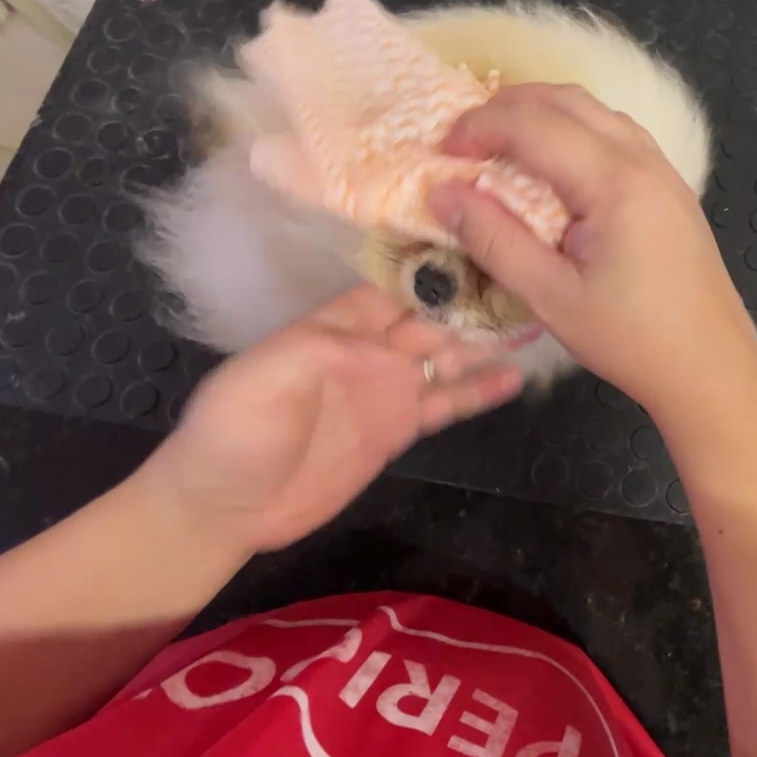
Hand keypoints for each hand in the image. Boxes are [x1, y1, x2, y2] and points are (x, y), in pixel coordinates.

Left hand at [139, 285, 522, 553]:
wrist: (226, 508)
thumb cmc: (235, 433)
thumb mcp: (261, 379)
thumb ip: (323, 350)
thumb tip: (389, 344)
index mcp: (336, 326)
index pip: (393, 287)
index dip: (432, 269)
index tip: (479, 247)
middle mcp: (371, 350)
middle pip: (431, 318)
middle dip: (472, 301)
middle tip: (523, 284)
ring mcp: (389, 390)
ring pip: (448, 356)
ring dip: (485, 341)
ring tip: (530, 323)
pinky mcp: (401, 428)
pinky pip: (448, 403)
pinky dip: (480, 391)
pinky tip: (513, 378)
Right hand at [428, 83, 756, 415]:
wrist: (711, 366)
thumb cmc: (632, 339)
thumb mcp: (551, 297)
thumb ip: (494, 240)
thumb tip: (442, 195)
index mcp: (615, 181)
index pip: (533, 123)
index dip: (479, 127)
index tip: (442, 154)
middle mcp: (644, 160)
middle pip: (566, 100)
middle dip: (506, 108)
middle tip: (465, 143)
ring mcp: (664, 171)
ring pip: (596, 112)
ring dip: (543, 115)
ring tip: (502, 149)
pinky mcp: (671, 189)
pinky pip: (618, 136)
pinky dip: (576, 133)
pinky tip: (556, 170)